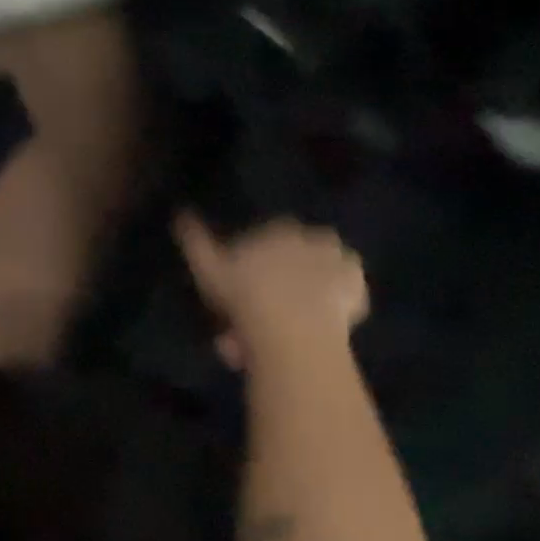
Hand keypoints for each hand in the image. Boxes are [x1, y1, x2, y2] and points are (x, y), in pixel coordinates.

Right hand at [175, 214, 368, 369]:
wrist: (292, 328)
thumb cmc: (242, 295)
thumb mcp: (206, 270)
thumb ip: (195, 242)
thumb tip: (181, 212)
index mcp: (279, 228)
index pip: (261, 235)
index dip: (248, 257)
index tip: (237, 279)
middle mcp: (316, 236)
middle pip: (294, 251)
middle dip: (281, 269)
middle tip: (260, 299)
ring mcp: (342, 261)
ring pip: (318, 270)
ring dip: (306, 283)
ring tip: (284, 312)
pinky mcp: (358, 287)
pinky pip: (339, 292)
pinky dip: (327, 300)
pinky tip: (308, 318)